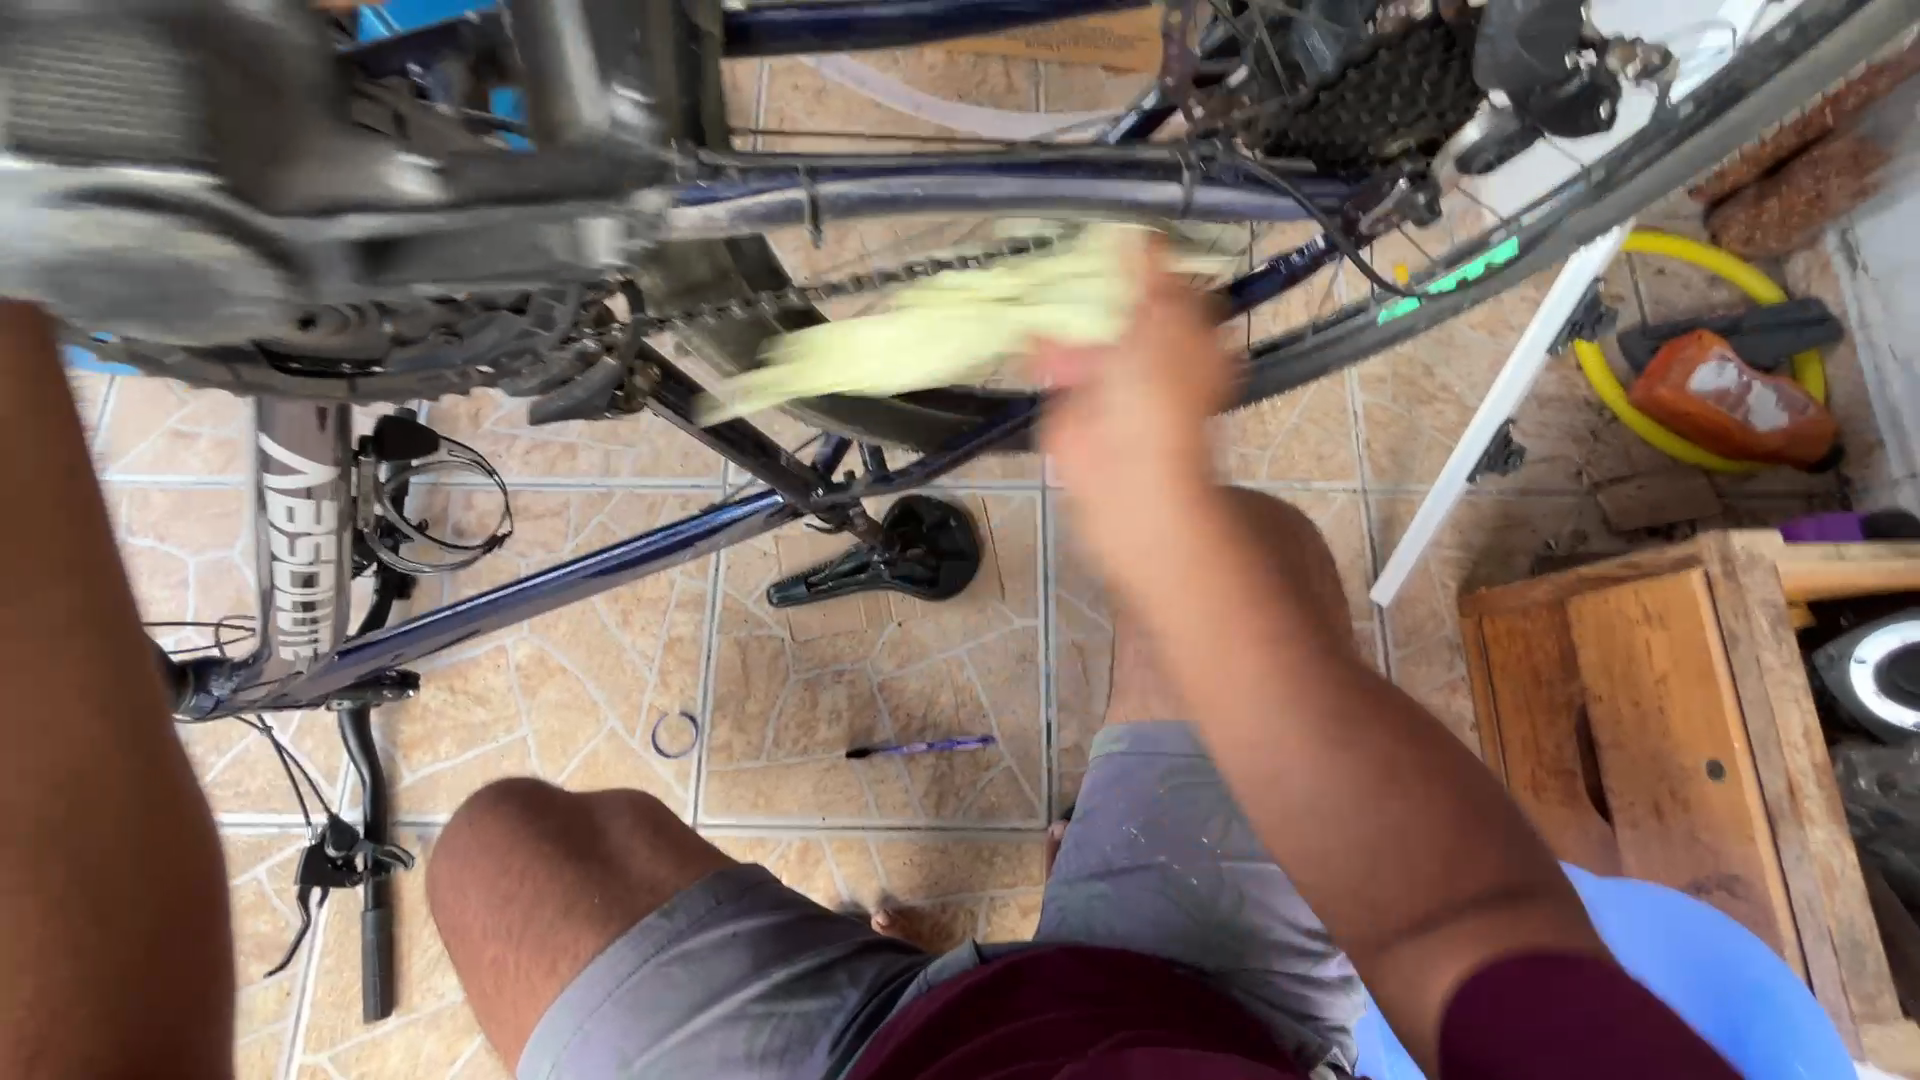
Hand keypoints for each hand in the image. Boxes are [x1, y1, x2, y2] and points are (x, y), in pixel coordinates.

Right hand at [1028, 232, 1238, 584]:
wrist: (1121, 474)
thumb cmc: (1157, 398)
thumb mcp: (1162, 320)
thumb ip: (1149, 275)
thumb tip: (1143, 232)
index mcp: (1190, 338)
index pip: (1173, 289)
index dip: (1151, 263)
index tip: (1122, 230)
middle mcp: (1153, 357)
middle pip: (1125, 310)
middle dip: (1101, 286)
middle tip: (1074, 250)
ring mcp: (1111, 381)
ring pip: (1087, 336)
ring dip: (1066, 316)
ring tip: (1042, 281)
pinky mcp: (1072, 403)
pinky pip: (1057, 365)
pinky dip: (1041, 348)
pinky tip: (1027, 328)